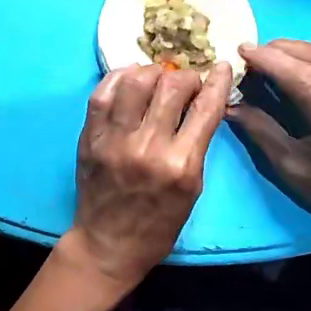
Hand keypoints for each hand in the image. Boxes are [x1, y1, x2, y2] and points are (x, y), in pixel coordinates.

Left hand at [60, 63, 232, 294]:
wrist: (108, 244)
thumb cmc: (158, 224)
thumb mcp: (192, 188)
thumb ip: (195, 144)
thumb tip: (201, 101)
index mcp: (181, 165)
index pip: (205, 108)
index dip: (216, 81)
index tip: (220, 66)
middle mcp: (147, 147)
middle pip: (170, 86)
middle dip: (185, 77)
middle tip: (185, 82)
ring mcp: (114, 140)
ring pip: (135, 81)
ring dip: (151, 72)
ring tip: (156, 77)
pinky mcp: (90, 137)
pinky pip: (102, 94)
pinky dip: (119, 78)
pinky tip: (129, 77)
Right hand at [229, 40, 310, 243]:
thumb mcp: (290, 167)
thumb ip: (260, 128)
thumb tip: (228, 101)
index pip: (305, 78)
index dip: (271, 59)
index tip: (242, 49)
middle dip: (281, 49)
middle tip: (250, 52)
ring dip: (296, 51)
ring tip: (268, 56)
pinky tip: (295, 68)